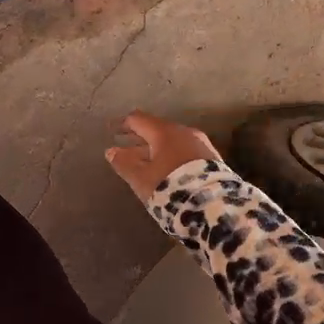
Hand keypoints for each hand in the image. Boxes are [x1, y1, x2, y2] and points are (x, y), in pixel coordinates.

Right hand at [105, 111, 224, 202]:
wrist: (212, 204)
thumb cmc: (170, 187)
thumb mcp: (141, 179)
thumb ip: (124, 163)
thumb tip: (111, 151)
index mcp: (164, 132)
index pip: (139, 120)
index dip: (123, 125)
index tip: (113, 131)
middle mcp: (184, 132)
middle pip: (157, 129)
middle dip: (140, 139)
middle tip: (126, 149)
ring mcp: (201, 144)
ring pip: (172, 141)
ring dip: (156, 149)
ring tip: (146, 162)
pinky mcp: (212, 159)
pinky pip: (185, 151)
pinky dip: (171, 156)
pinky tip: (167, 169)